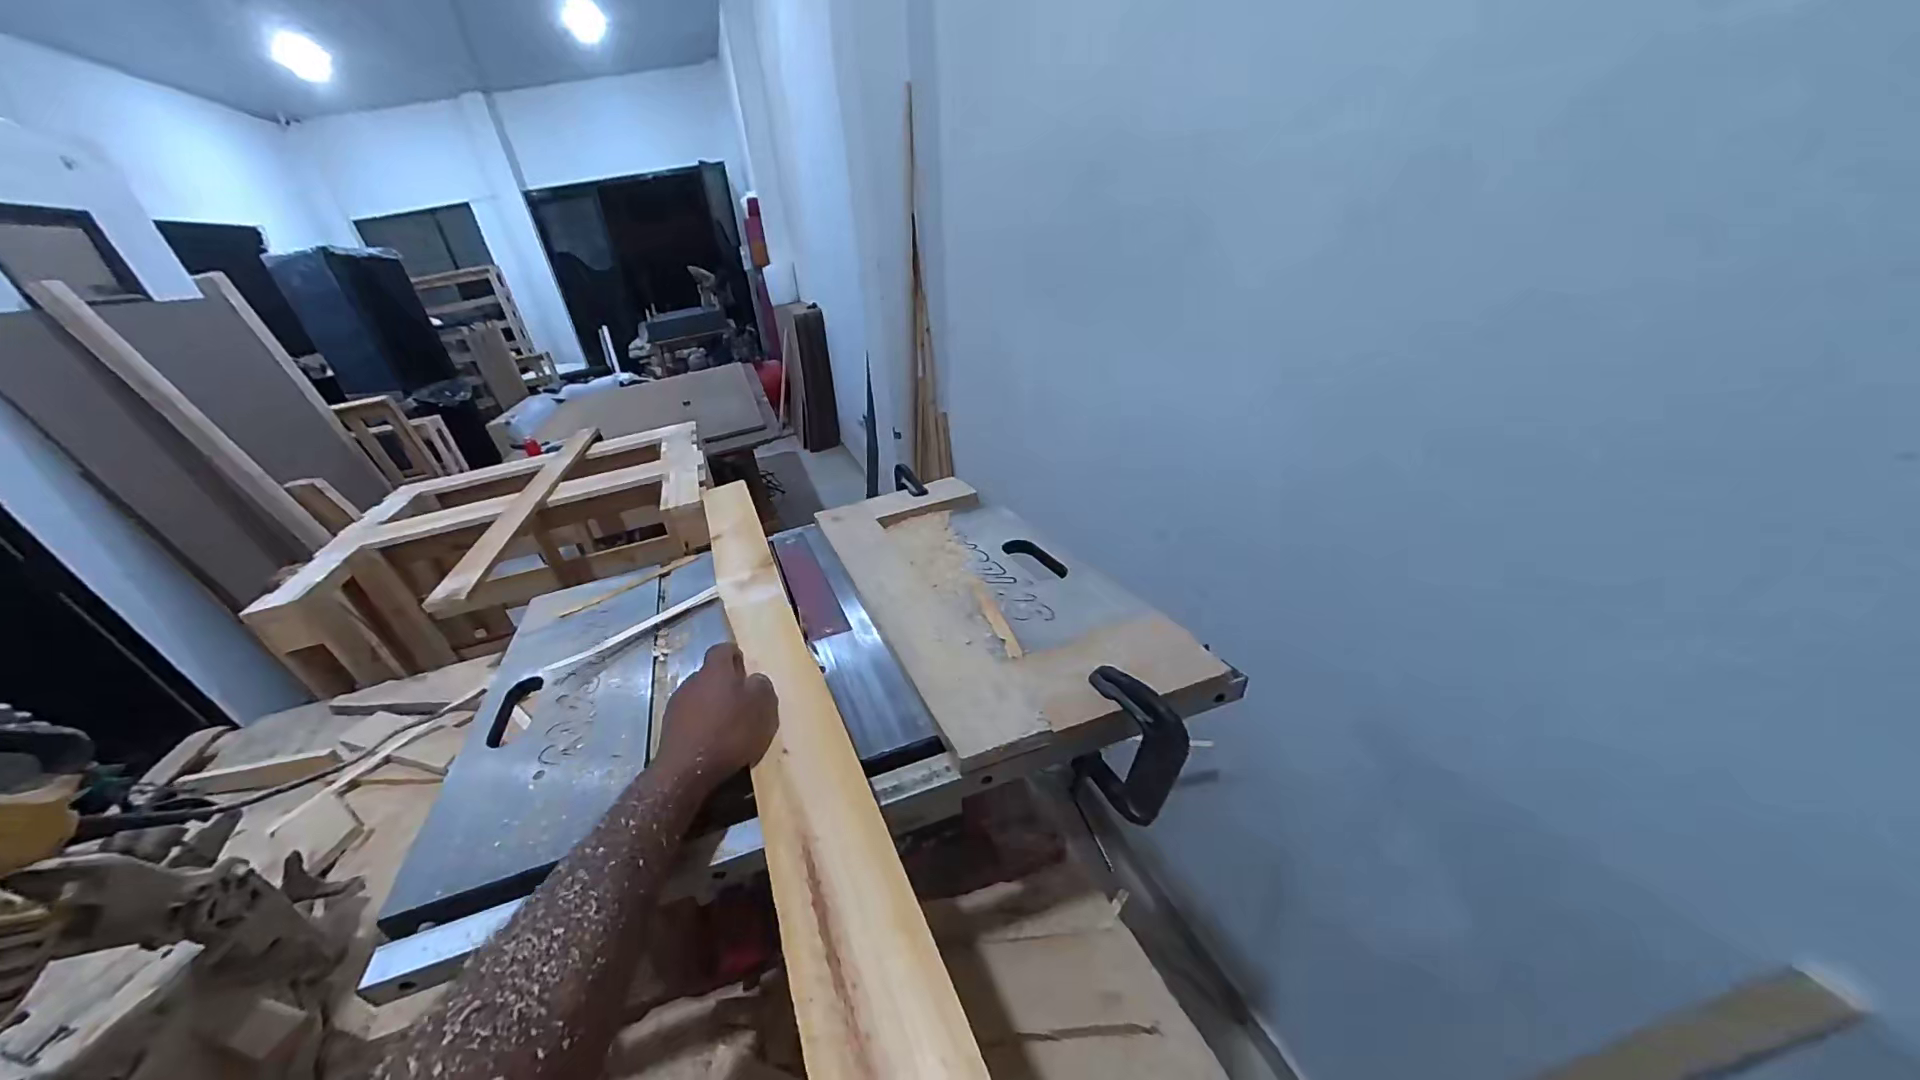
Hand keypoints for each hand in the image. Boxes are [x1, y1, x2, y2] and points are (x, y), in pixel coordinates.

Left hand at [654, 643, 777, 788]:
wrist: (686, 771)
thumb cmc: (730, 733)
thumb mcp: (762, 708)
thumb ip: (762, 686)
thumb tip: (755, 679)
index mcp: (716, 670)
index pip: (723, 649)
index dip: (736, 657)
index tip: (747, 670)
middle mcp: (693, 680)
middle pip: (711, 674)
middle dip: (726, 684)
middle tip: (744, 701)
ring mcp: (676, 703)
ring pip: (700, 696)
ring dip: (713, 705)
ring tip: (729, 725)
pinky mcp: (668, 727)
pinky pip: (690, 717)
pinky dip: (702, 724)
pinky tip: (713, 741)